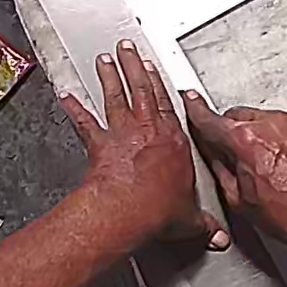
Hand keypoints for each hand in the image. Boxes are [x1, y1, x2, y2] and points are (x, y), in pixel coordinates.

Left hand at [59, 40, 228, 252]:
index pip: (169, 104)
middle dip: (134, 65)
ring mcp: (123, 134)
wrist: (128, 211)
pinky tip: (67, 96)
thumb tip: (218, 238)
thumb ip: (203, 224)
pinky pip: (85, 122)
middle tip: (128, 48)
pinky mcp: (101, 144)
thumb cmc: (158, 209)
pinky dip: (74, 109)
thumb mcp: (189, 219)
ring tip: (104, 59)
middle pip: (142, 89)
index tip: (155, 67)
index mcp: (174, 141)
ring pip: (116, 97)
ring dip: (109, 76)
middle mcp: (149, 130)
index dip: (161, 83)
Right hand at [181, 96, 286, 259]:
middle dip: (230, 135)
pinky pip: (281, 128)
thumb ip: (220, 168)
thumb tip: (214, 157)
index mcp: (246, 140)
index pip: (210, 119)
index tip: (190, 102)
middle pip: (236, 117)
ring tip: (263, 172)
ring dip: (254, 138)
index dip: (195, 111)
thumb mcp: (239, 200)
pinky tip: (280, 170)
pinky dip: (275, 142)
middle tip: (231, 161)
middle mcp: (271, 125)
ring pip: (260, 121)